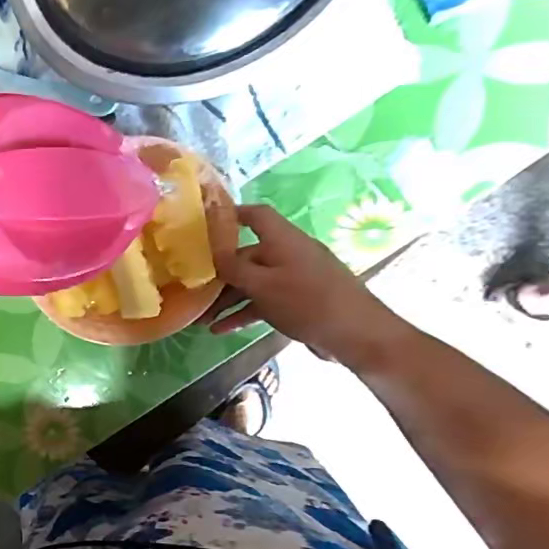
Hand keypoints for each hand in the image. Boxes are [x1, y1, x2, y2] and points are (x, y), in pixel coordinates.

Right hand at [201, 204, 417, 370]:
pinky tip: (221, 330)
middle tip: (193, 291)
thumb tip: (211, 254)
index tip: (205, 224)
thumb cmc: (307, 301)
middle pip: (246, 256)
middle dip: (218, 275)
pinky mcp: (298, 301)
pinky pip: (263, 301)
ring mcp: (294, 278)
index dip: (232, 214)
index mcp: (283, 240)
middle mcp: (288, 254)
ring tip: (201, 320)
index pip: (256, 216)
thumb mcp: (262, 284)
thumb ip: (233, 268)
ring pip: (252, 283)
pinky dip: (242, 313)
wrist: (356, 334)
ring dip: (226, 300)